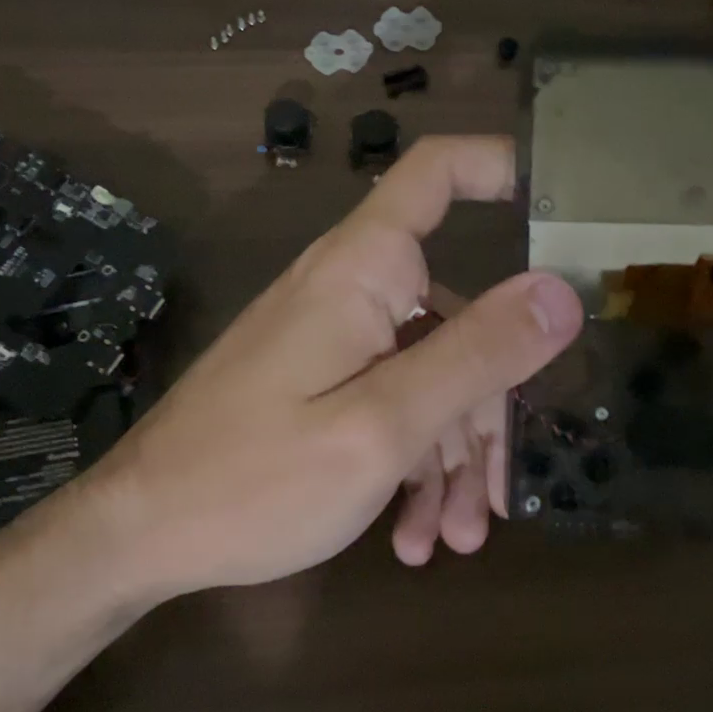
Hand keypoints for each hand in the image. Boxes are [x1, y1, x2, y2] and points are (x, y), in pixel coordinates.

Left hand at [74, 136, 582, 597]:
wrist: (142, 533)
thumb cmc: (254, 479)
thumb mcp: (380, 426)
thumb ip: (475, 355)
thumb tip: (562, 291)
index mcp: (362, 272)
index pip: (437, 174)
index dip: (503, 170)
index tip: (571, 213)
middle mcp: (350, 292)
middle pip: (457, 316)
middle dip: (487, 411)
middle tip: (496, 503)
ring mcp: (333, 343)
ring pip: (428, 377)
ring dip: (448, 460)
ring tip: (451, 541)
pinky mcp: (318, 387)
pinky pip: (388, 408)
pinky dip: (408, 468)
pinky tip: (409, 540)